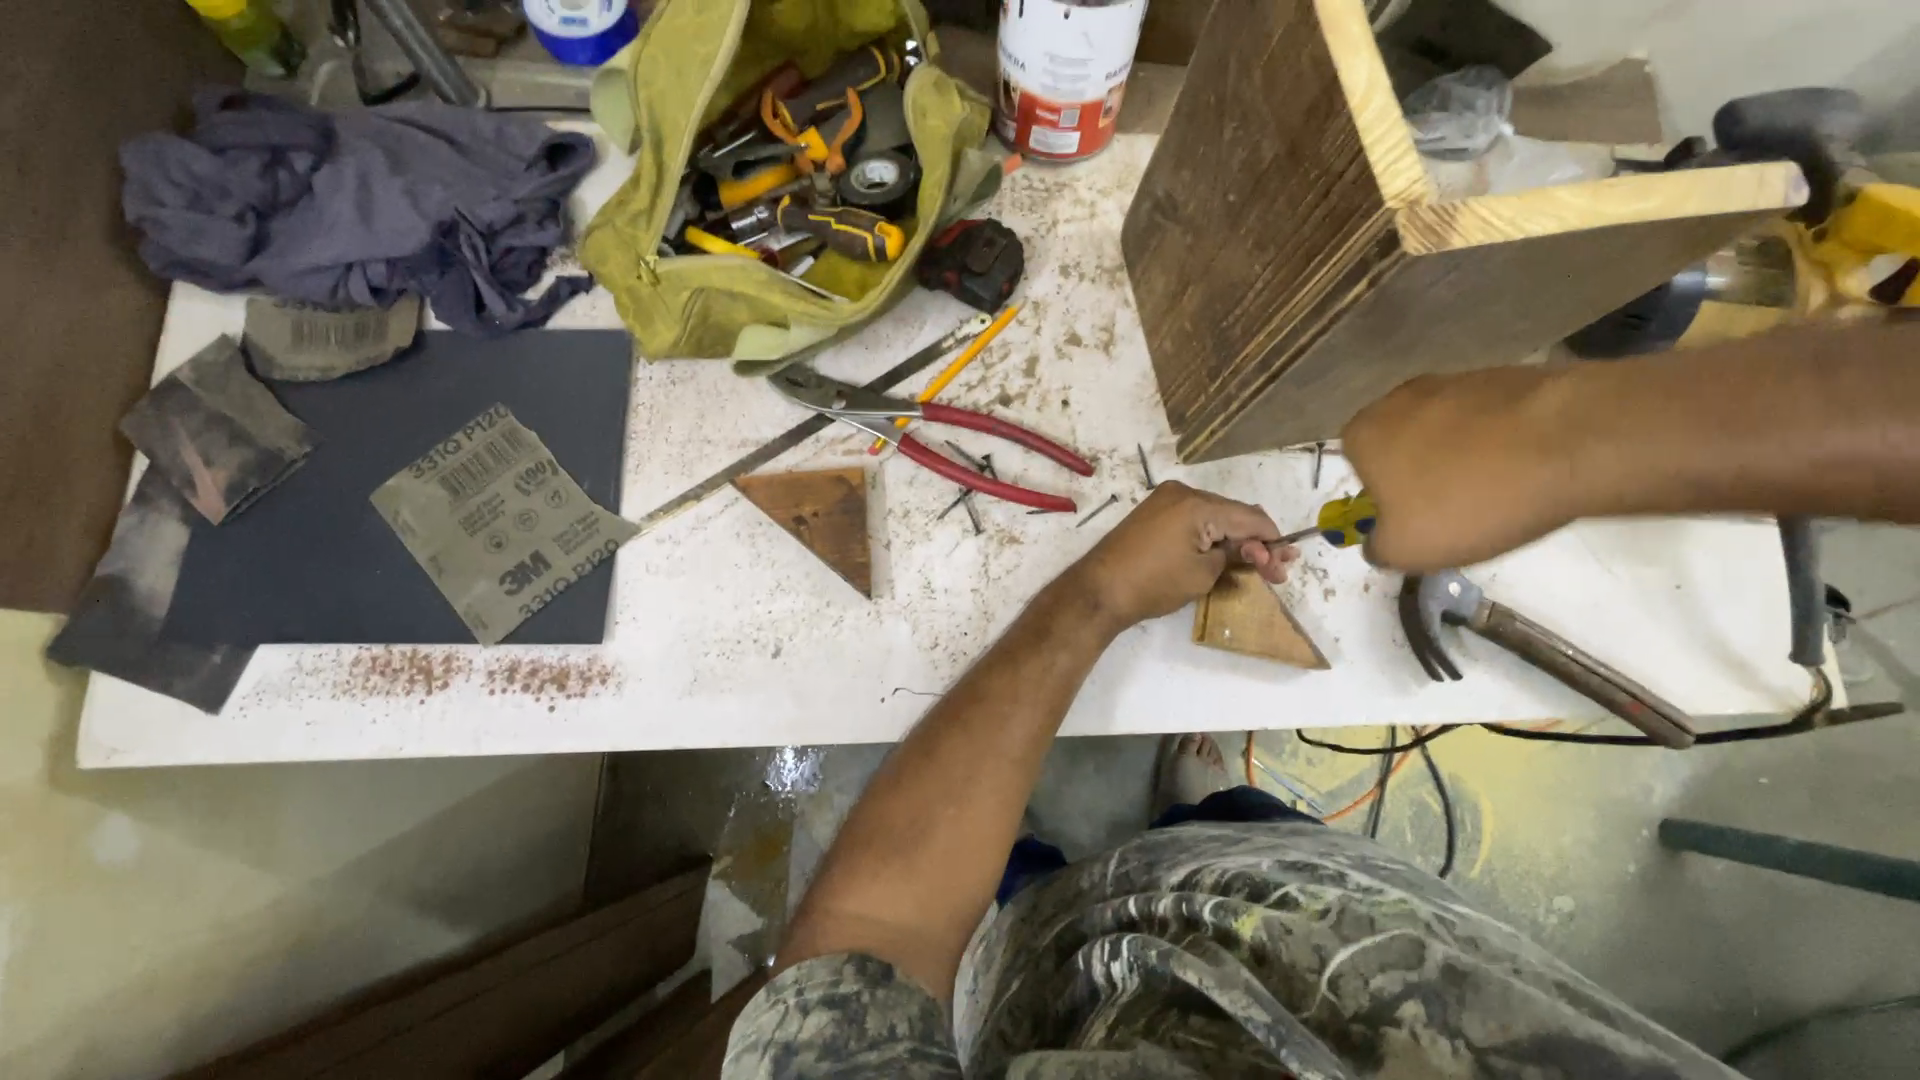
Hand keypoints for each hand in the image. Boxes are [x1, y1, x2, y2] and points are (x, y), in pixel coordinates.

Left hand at [1065, 481, 1297, 631]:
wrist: (1099, 590)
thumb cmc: (1153, 583)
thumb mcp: (1203, 573)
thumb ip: (1235, 556)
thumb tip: (1258, 551)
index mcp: (1197, 503)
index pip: (1250, 517)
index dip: (1272, 541)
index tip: (1286, 565)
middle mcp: (1182, 493)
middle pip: (1233, 514)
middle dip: (1256, 542)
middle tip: (1276, 572)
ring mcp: (1165, 501)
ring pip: (1215, 517)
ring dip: (1236, 540)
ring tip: (1255, 567)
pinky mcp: (1154, 513)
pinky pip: (1194, 520)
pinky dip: (1212, 536)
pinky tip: (1226, 555)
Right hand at [1343, 366, 1577, 571]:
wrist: (1572, 442)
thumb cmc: (1468, 500)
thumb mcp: (1405, 550)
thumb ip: (1377, 547)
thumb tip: (1380, 539)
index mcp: (1362, 433)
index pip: (1356, 467)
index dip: (1383, 497)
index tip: (1414, 518)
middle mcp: (1399, 398)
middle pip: (1401, 444)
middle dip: (1420, 472)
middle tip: (1452, 507)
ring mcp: (1455, 380)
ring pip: (1447, 429)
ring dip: (1462, 456)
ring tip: (1497, 489)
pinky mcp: (1507, 375)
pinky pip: (1491, 418)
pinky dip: (1502, 440)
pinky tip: (1526, 466)